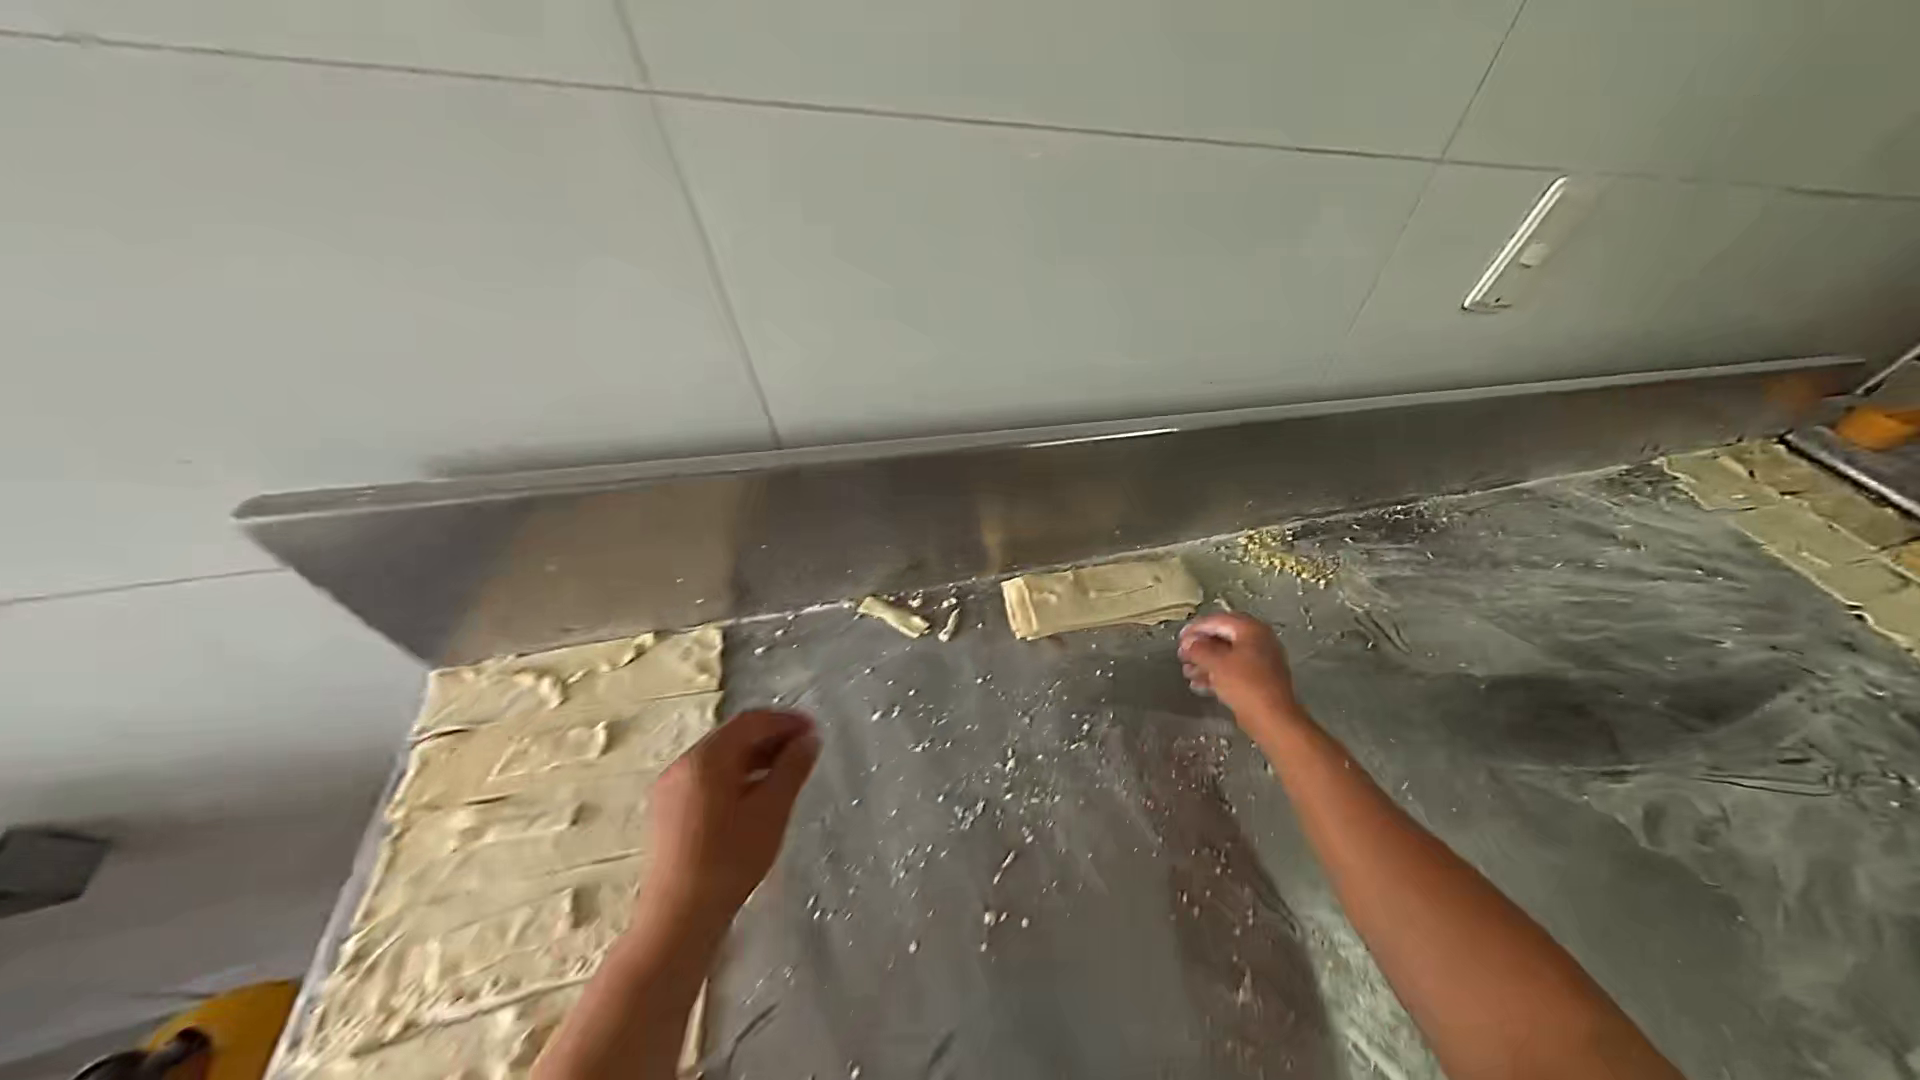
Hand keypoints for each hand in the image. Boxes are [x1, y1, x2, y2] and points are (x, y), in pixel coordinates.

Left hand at [641, 710, 821, 924]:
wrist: (678, 918)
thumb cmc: (730, 860)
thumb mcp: (771, 811)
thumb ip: (792, 768)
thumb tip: (809, 739)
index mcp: (706, 759)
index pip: (750, 722)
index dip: (784, 720)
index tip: (813, 729)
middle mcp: (683, 764)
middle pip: (732, 736)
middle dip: (770, 736)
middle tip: (803, 748)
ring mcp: (670, 787)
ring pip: (718, 757)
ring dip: (754, 756)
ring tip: (785, 771)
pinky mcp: (666, 810)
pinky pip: (706, 777)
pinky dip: (734, 774)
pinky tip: (755, 795)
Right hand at [1178, 613, 1301, 724]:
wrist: (1272, 718)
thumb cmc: (1244, 684)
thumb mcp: (1216, 663)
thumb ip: (1198, 648)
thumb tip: (1188, 642)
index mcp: (1251, 630)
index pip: (1218, 620)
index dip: (1196, 628)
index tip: (1179, 638)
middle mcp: (1259, 641)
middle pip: (1223, 638)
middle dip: (1200, 647)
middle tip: (1182, 655)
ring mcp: (1261, 661)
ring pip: (1227, 656)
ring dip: (1205, 662)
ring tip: (1187, 672)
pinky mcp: (1259, 680)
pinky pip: (1233, 671)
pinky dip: (1216, 675)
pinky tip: (1198, 685)